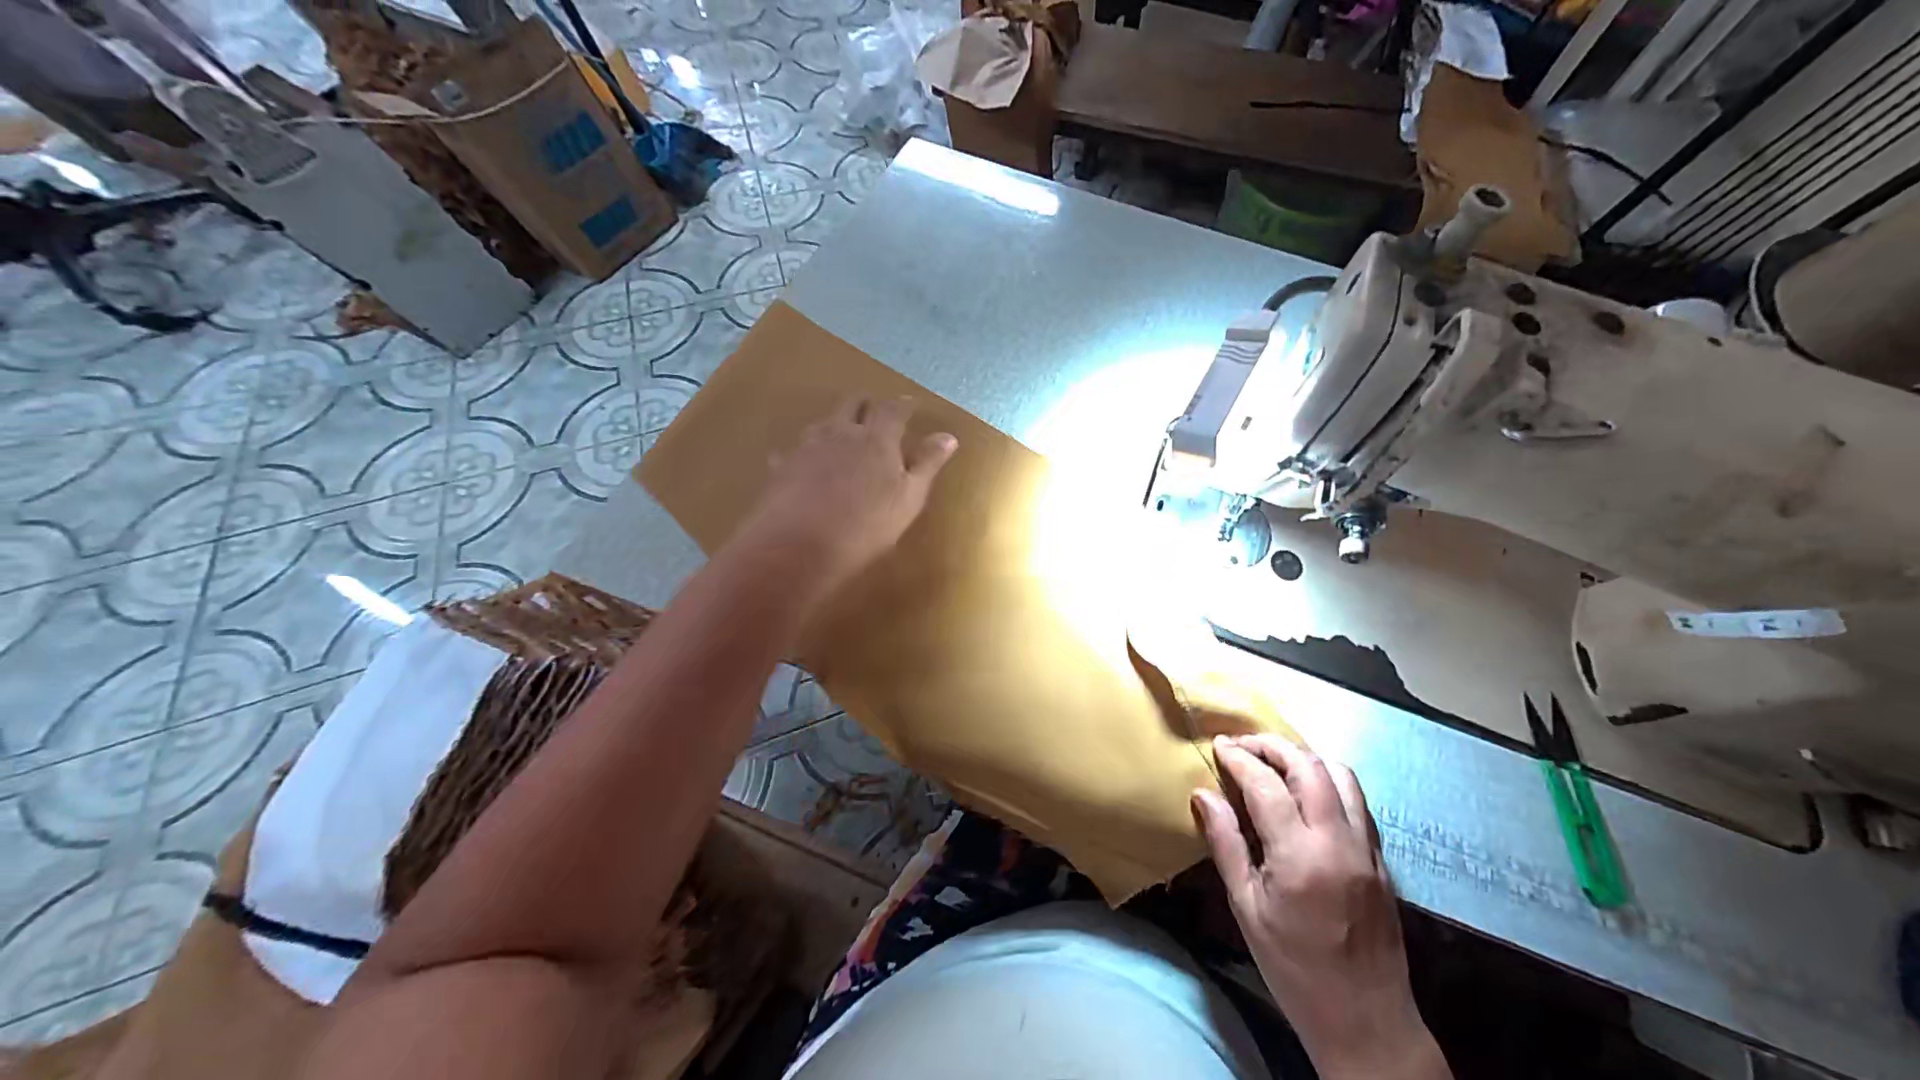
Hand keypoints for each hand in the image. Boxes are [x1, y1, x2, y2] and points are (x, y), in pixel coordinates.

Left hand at [740, 394, 957, 597]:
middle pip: (853, 403)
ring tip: (842, 434)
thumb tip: (948, 436)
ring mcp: (807, 447)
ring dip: (835, 423)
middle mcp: (841, 432)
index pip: (893, 409)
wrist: (799, 546)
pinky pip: (794, 451)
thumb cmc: (866, 525)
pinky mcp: (782, 467)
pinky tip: (804, 465)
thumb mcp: (908, 498)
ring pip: (823, 422)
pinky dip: (805, 453)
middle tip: (874, 410)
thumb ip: (927, 464)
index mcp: (877, 438)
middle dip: (866, 404)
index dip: (903, 405)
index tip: (911, 404)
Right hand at [1193, 735, 1448, 1079]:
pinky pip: (1358, 800)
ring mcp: (1366, 848)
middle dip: (1271, 746)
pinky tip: (1306, 793)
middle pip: (1308, 766)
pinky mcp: (1380, 859)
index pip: (1266, 784)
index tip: (1217, 746)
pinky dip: (1328, 781)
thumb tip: (1202, 794)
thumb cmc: (1293, 969)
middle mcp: (1338, 841)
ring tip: (1273, 762)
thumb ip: (1226, 844)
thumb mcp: (1246, 909)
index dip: (1239, 758)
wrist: (1366, 1020)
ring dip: (1304, 758)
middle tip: (1241, 746)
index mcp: (1300, 855)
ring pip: (1341, 775)